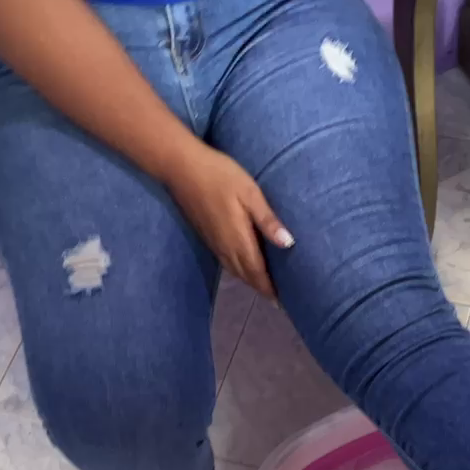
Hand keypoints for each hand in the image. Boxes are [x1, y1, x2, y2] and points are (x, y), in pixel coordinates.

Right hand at [162, 142, 293, 297]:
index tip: (283, 302)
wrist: (180, 168)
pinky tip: (245, 268)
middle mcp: (226, 248)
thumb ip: (268, 220)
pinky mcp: (207, 238)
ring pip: (235, 271)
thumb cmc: (220, 176)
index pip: (257, 273)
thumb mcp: (250, 193)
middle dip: (262, 289)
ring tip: (264, 288)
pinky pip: (226, 263)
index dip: (270, 289)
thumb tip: (289, 244)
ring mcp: (214, 244)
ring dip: (250, 282)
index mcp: (239, 240)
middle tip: (278, 299)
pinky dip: (239, 271)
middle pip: (247, 276)